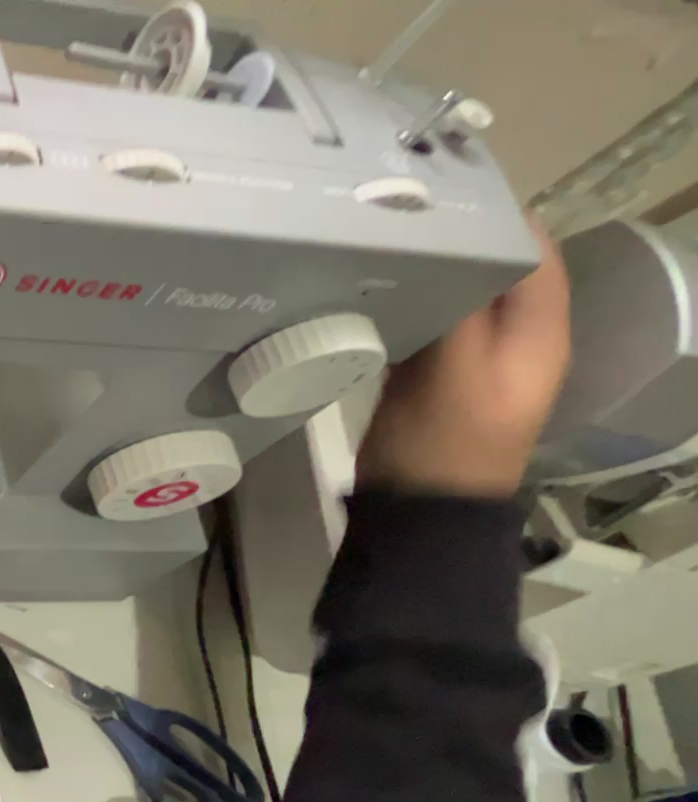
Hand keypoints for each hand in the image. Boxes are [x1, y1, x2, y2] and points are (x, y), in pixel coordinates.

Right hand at [358, 221, 572, 496]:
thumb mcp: (455, 375)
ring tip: (376, 249)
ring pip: (450, 299)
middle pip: (489, 274)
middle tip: (397, 218)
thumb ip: (459, 313)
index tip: (450, 192)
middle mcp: (508, 339)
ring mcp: (464, 360)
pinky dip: (398, 308)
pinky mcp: (425, 377)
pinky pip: (419, 327)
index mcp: (538, 334)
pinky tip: (364, 297)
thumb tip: (445, 253)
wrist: (416, 509)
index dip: (503, 220)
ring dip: (421, 276)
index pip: (533, 256)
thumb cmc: (444, 444)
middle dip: (453, 244)